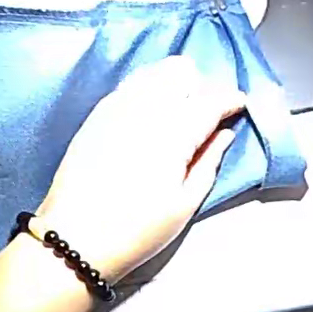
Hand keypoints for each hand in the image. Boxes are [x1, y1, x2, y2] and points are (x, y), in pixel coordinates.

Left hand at [35, 56, 242, 282]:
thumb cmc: (135, 231)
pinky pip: (129, 86)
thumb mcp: (184, 204)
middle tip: (205, 117)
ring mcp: (115, 107)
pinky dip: (147, 91)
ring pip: (153, 72)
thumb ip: (209, 161)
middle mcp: (143, 108)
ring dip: (172, 84)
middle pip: (182, 71)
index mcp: (173, 132)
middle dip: (200, 87)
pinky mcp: (95, 115)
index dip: (230, 99)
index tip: (237, 106)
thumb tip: (224, 133)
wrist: (75, 239)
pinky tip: (149, 117)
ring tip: (178, 114)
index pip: (211, 97)